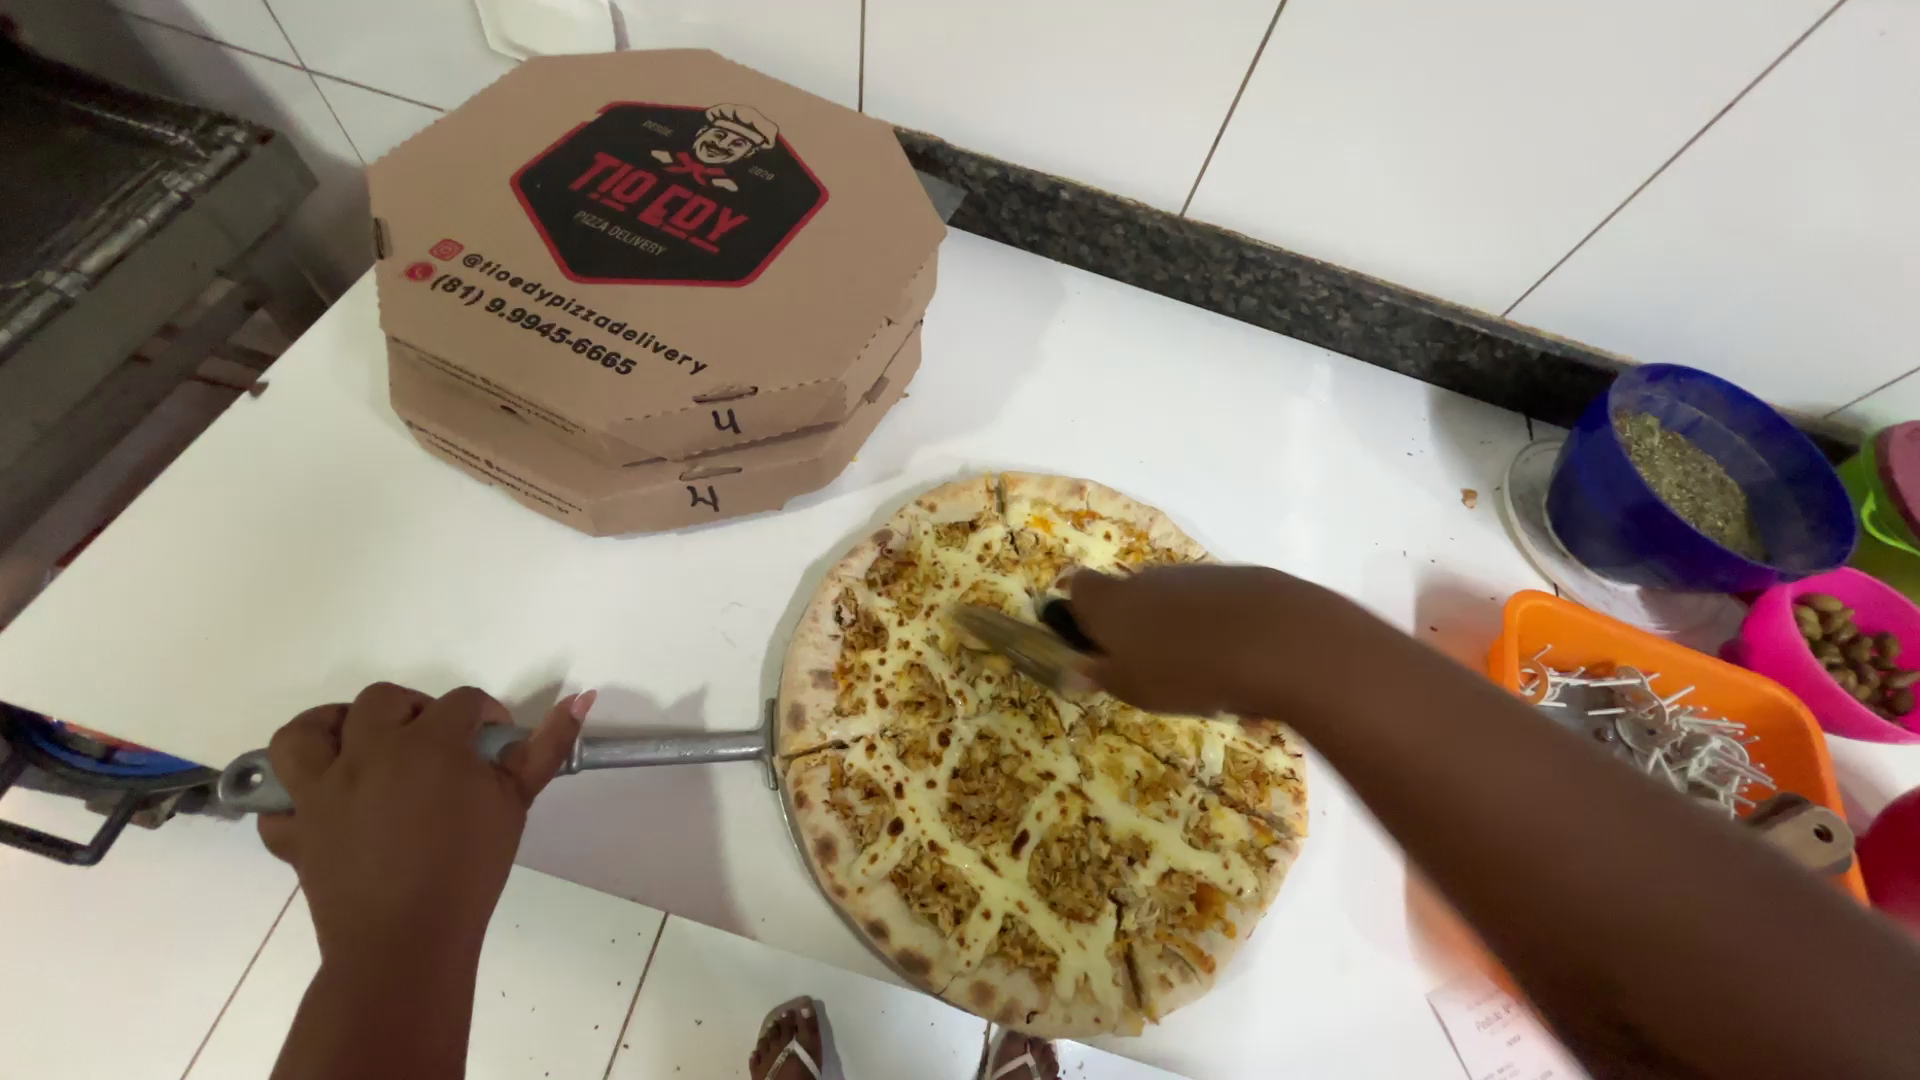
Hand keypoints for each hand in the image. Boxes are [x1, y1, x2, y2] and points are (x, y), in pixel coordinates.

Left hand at [257, 683, 592, 964]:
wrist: (407, 937)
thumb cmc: (471, 864)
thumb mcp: (518, 799)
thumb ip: (547, 746)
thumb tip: (580, 699)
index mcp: (428, 743)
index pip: (461, 701)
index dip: (485, 713)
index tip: (496, 741)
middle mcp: (367, 754)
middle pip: (380, 701)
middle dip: (412, 709)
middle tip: (435, 741)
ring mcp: (320, 792)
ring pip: (302, 734)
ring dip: (330, 728)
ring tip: (359, 745)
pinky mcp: (293, 831)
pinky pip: (275, 801)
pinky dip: (295, 796)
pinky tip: (327, 804)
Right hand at [1068, 564, 1346, 716]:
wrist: (1280, 641)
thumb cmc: (1187, 671)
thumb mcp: (1134, 688)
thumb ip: (1100, 675)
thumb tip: (1073, 669)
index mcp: (1111, 601)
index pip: (1077, 586)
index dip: (1079, 610)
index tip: (1091, 642)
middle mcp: (1147, 577)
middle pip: (1128, 595)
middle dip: (1133, 626)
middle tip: (1148, 668)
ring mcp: (1194, 574)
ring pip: (1173, 600)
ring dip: (1177, 627)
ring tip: (1201, 673)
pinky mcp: (1238, 578)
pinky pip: (1213, 605)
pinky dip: (1217, 626)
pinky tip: (1239, 661)